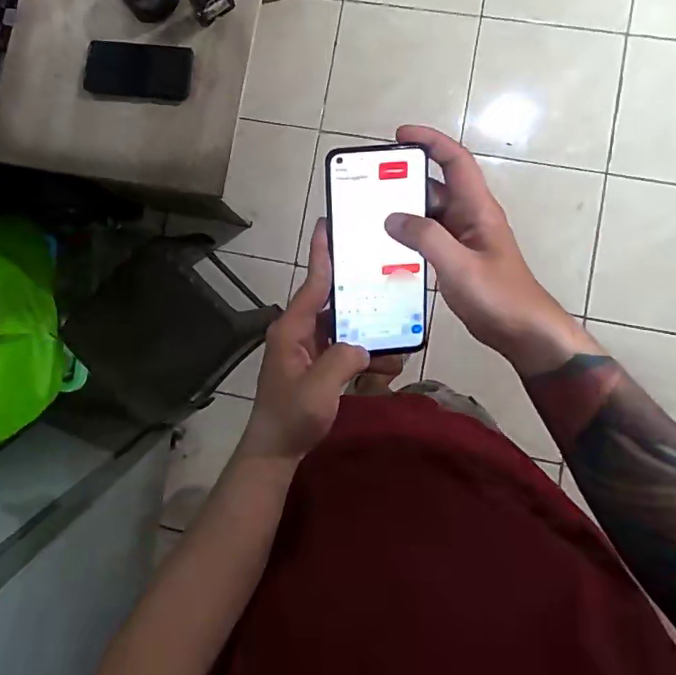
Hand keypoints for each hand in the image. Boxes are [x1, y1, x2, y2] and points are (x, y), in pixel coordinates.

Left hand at [241, 220, 373, 461]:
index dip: (322, 256)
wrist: (277, 448)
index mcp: (290, 329)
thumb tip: (362, 345)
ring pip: (344, 328)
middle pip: (333, 303)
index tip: (328, 226)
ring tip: (399, 341)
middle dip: (362, 298)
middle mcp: (297, 332)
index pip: (312, 286)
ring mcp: (307, 349)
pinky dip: (366, 355)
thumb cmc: (291, 416)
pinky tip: (388, 367)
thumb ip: (342, 360)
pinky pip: (345, 350)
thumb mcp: (319, 388)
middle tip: (390, 282)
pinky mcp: (317, 365)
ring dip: (370, 335)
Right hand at [383, 125, 583, 375]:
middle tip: (367, 180)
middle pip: (432, 187)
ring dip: (397, 211)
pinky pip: (421, 238)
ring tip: (364, 212)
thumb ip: (426, 238)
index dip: (430, 142)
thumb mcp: (460, 265)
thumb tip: (391, 217)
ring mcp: (459, 239)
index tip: (400, 134)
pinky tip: (379, 246)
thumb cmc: (500, 296)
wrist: (524, 333)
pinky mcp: (451, 258)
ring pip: (423, 214)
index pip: (456, 162)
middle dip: (402, 179)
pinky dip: (401, 236)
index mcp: (477, 210)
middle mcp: (467, 218)